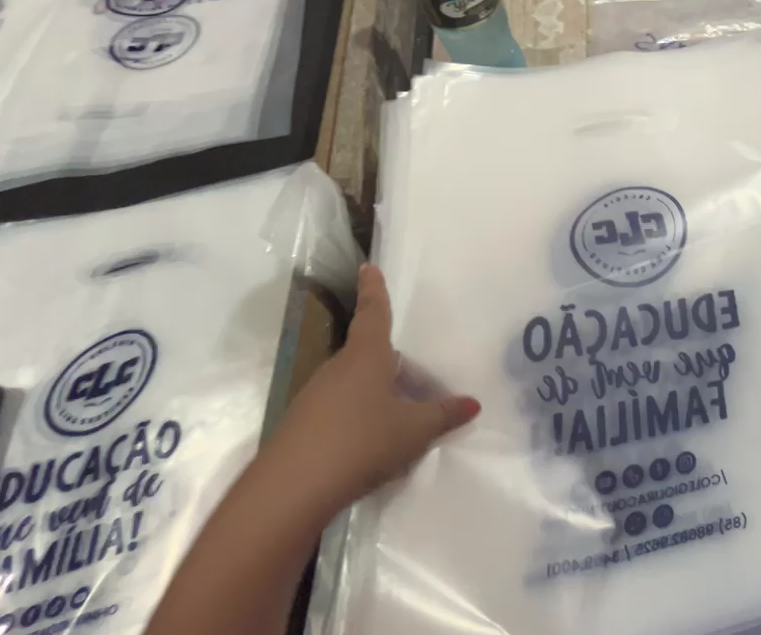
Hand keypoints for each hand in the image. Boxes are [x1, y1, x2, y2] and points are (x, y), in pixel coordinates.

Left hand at [264, 264, 479, 511]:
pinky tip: (373, 443)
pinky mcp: (301, 428)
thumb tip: (472, 404)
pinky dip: (358, 417)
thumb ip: (444, 414)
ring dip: (376, 392)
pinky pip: (339, 410)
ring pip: (353, 384)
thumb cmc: (360, 443)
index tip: (368, 267)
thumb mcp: (414, 430)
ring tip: (402, 415)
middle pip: (367, 354)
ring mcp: (314, 398)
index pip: (373, 314)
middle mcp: (337, 370)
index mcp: (366, 357)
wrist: (287, 493)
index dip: (374, 290)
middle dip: (391, 361)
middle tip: (417, 373)